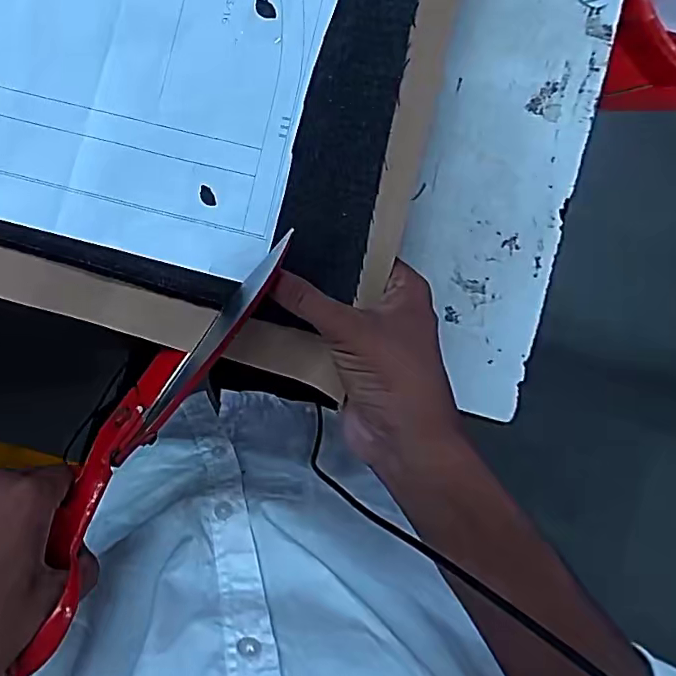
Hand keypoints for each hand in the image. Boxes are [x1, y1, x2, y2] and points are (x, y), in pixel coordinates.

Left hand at [0, 467, 97, 675]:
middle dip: (46, 519)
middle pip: (34, 487)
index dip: (80, 498)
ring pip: (2, 501)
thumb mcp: (53, 600)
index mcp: (24, 497)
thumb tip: (79, 559)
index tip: (84, 508)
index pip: (69, 476)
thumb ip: (78, 564)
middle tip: (50, 559)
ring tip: (11, 579)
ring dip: (12, 527)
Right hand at [271, 262, 462, 464]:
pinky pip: (318, 333)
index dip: (338, 242)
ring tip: (270, 280)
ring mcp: (367, 334)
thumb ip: (308, 300)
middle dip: (314, 274)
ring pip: (329, 308)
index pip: (368, 252)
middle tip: (278, 255)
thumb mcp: (351, 329)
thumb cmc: (403, 383)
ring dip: (305, 304)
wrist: (402, 443)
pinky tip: (275, 315)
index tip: (302, 232)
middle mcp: (387, 308)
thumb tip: (275, 275)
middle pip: (343, 280)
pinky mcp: (348, 357)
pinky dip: (301, 329)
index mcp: (404, 291)